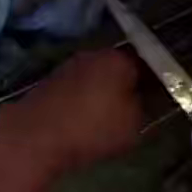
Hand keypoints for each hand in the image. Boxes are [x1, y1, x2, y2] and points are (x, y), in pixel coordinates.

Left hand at [0, 49, 141, 182]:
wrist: (33, 137)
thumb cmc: (91, 128)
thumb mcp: (132, 125)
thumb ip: (143, 107)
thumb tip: (140, 99)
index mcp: (118, 59)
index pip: (145, 62)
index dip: (154, 80)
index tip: (158, 97)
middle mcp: (94, 54)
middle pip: (119, 66)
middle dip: (127, 84)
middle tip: (134, 108)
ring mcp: (69, 65)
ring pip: (96, 76)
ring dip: (103, 91)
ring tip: (107, 118)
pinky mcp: (51, 81)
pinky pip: (77, 87)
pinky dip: (83, 99)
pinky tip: (83, 120)